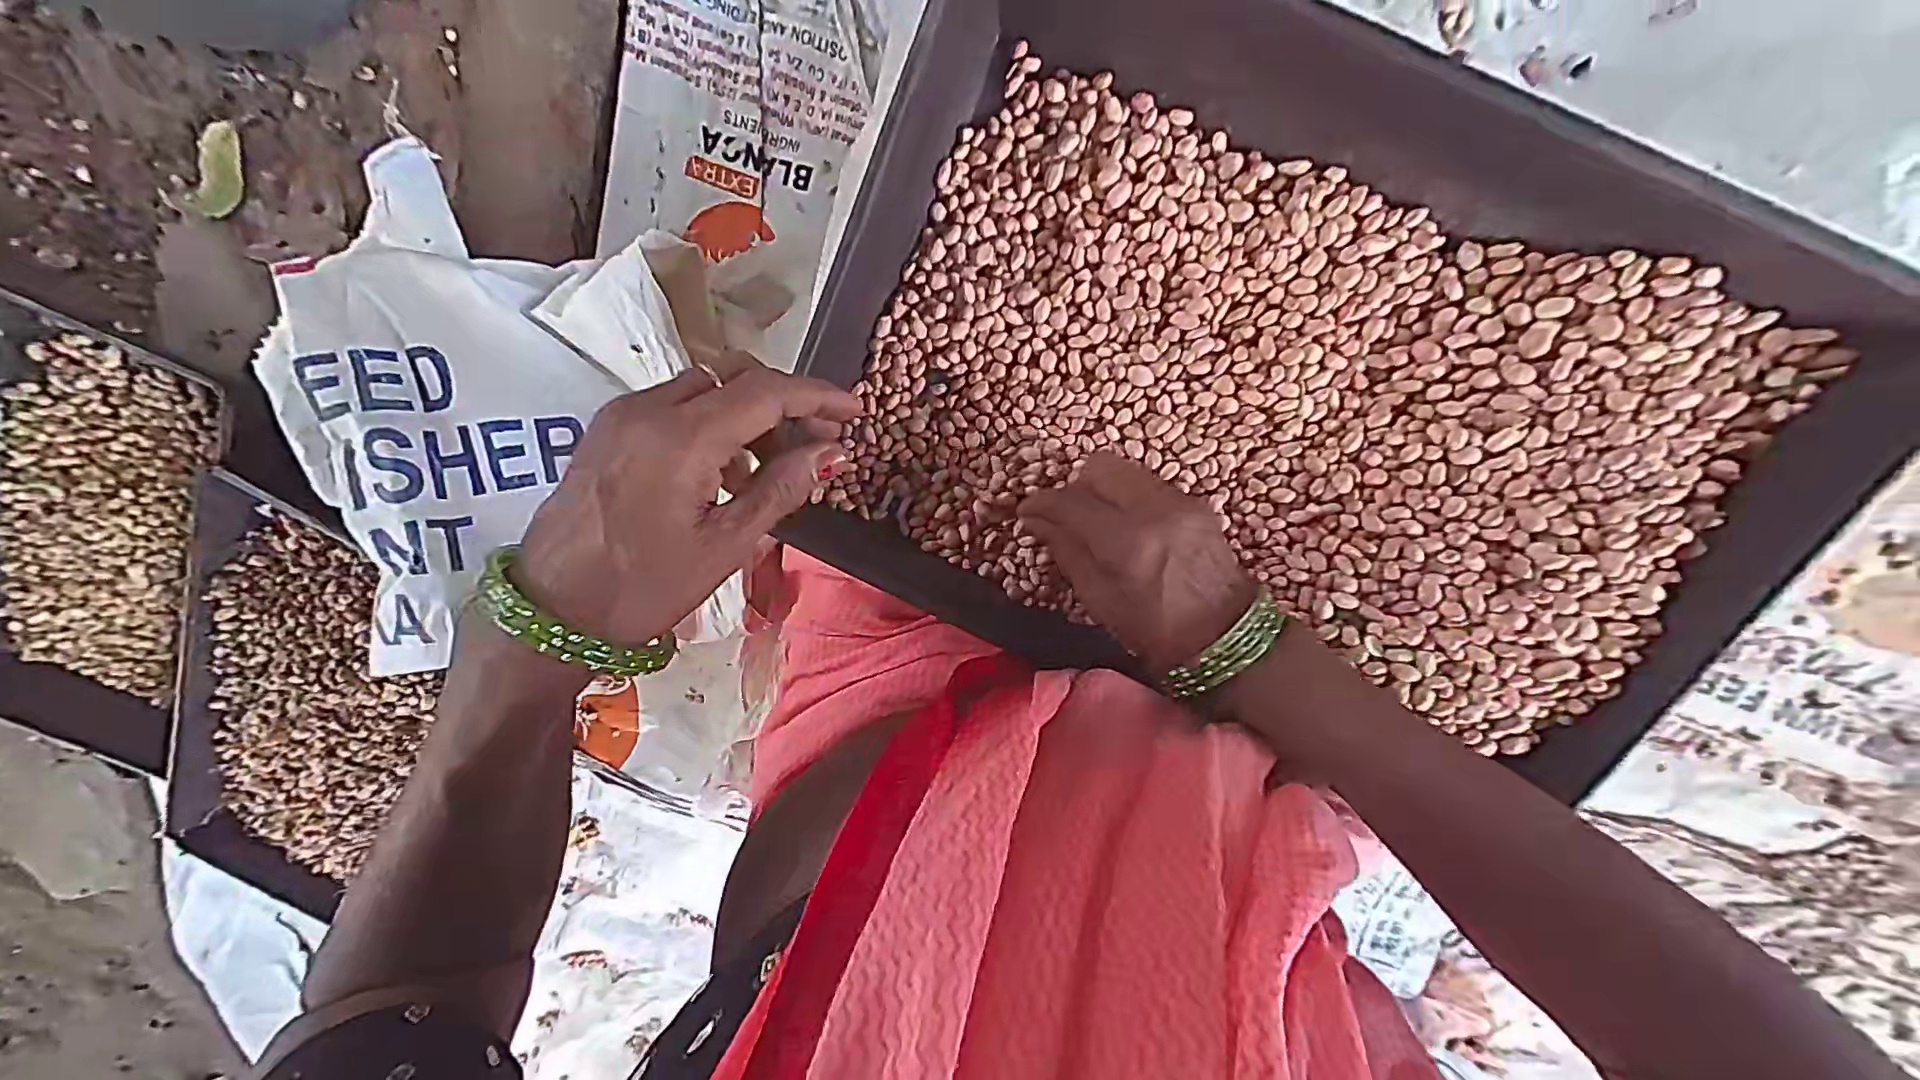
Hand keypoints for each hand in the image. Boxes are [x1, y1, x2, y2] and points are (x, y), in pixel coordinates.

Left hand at [516, 366, 858, 645]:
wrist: (551, 612)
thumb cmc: (644, 587)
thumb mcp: (725, 544)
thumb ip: (783, 488)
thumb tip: (833, 452)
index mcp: (679, 438)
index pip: (765, 391)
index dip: (818, 396)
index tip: (855, 410)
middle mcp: (647, 408)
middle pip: (736, 374)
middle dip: (787, 400)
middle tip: (819, 441)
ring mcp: (623, 414)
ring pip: (707, 386)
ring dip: (752, 413)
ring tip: (776, 466)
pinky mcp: (610, 428)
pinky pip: (678, 405)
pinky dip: (717, 423)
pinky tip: (730, 471)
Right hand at [1018, 453, 1257, 672]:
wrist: (1225, 636)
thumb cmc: (1154, 630)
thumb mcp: (1099, 599)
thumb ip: (1066, 551)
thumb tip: (1037, 521)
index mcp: (1127, 542)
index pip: (1071, 502)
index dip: (1041, 503)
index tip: (1026, 511)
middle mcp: (1154, 510)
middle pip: (1098, 467)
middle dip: (1074, 486)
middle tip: (1064, 514)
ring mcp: (1179, 501)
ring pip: (1124, 470)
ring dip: (1101, 488)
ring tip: (1095, 519)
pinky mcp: (1194, 502)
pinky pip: (1146, 483)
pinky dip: (1126, 496)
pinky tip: (1125, 524)